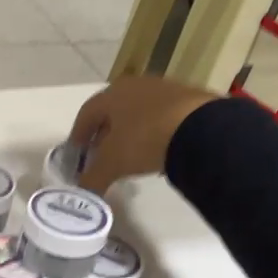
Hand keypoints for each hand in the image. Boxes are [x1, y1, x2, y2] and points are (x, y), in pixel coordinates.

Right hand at [69, 76, 218, 195]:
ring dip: (129, 133)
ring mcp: (165, 89)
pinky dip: (152, 132)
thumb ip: (92, 177)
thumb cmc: (143, 139)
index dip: (78, 136)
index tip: (76, 154)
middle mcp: (136, 85)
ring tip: (129, 156)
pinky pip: (161, 117)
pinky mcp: (189, 98)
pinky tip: (156, 150)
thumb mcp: (112, 164)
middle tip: (101, 157)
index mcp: (112, 94)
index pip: (86, 114)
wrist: (201, 128)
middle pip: (112, 111)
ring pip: (138, 113)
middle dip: (103, 135)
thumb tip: (82, 192)